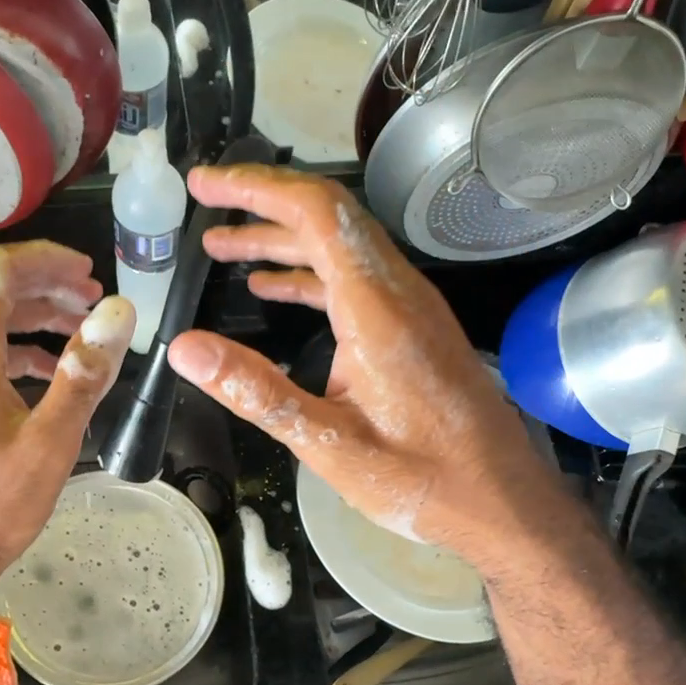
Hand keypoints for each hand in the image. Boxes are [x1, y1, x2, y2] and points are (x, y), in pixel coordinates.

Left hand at [0, 241, 134, 595]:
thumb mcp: (50, 443)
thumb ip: (84, 373)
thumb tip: (118, 312)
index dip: (44, 260)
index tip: (89, 273)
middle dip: (42, 284)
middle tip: (91, 296)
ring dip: (30, 316)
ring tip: (79, 326)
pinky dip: (15, 350)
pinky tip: (48, 372)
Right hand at [166, 165, 548, 553]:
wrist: (501, 501)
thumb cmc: (420, 479)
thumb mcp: (328, 444)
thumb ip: (257, 391)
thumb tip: (184, 348)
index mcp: (377, 310)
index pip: (317, 214)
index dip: (255, 188)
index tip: (204, 182)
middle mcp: (397, 292)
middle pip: (329, 216)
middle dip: (261, 201)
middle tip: (204, 200)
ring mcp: (409, 308)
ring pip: (340, 247)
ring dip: (280, 239)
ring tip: (222, 246)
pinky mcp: (412, 329)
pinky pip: (353, 280)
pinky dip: (307, 273)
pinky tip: (271, 288)